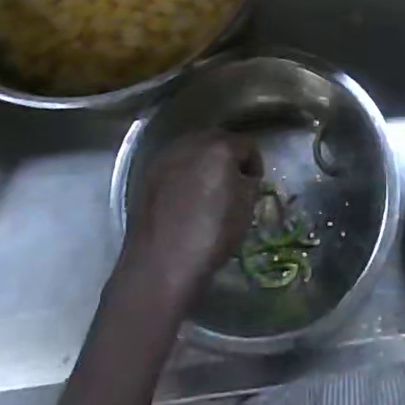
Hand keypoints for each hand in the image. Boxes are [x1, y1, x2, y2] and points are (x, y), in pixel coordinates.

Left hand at [122, 133, 262, 303]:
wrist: (161, 264)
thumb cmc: (212, 236)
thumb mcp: (246, 210)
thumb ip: (249, 183)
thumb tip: (244, 178)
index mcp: (219, 148)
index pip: (247, 144)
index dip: (255, 163)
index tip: (255, 184)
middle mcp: (191, 144)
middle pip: (217, 139)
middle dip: (229, 157)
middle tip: (234, 182)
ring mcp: (166, 157)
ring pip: (193, 149)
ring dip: (205, 162)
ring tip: (209, 188)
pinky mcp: (149, 174)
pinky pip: (175, 164)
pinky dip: (185, 172)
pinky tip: (186, 196)